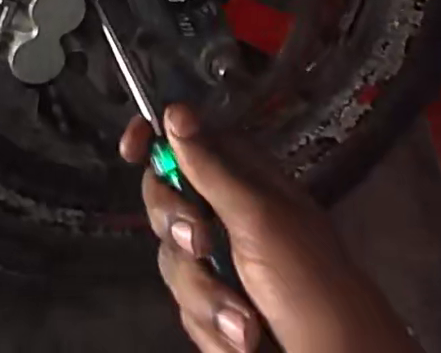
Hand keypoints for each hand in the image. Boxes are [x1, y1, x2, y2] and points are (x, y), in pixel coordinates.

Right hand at [121, 105, 415, 352]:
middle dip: (177, 225)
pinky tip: (244, 341)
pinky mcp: (214, 307)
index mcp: (242, 175)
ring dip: (206, 294)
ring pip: (170, 258)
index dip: (154, 137)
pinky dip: (212, 326)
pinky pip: (185, 306)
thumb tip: (174, 110)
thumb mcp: (259, 218)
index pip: (187, 138)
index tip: (131, 149)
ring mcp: (219, 261)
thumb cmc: (309, 283)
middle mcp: (225, 210)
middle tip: (202, 244)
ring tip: (245, 324)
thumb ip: (210, 167)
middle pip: (164, 195)